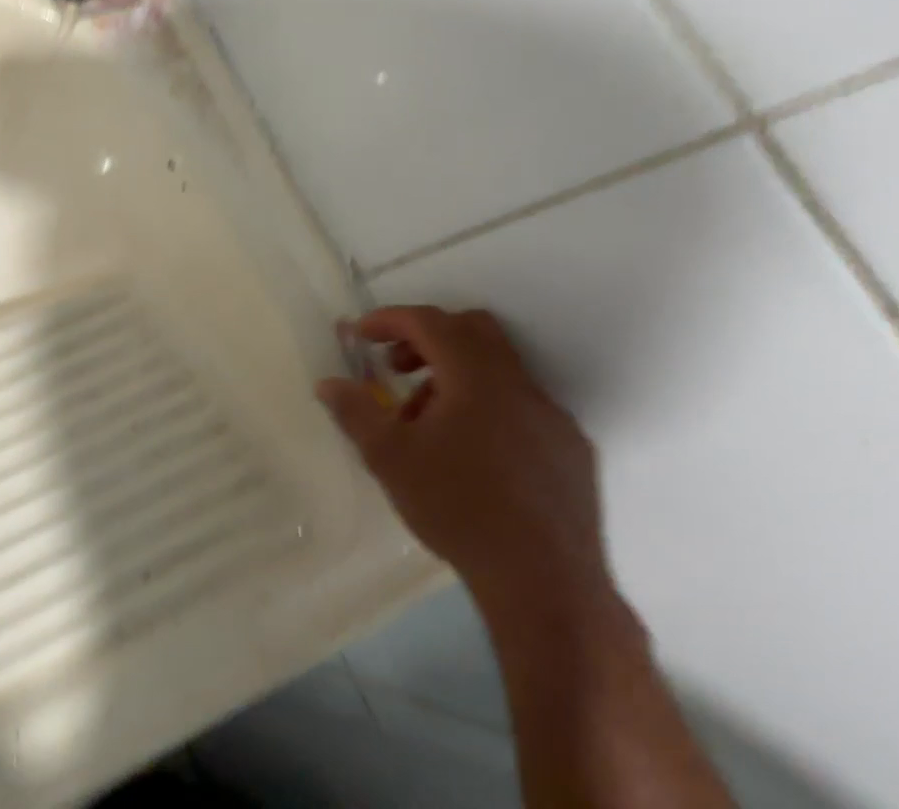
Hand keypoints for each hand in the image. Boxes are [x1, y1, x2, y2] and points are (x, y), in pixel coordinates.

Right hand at [317, 306, 609, 605]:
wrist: (543, 579)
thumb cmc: (456, 508)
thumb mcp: (389, 459)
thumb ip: (356, 413)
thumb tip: (329, 383)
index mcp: (478, 381)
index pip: (432, 323)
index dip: (391, 319)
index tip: (360, 334)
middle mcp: (521, 388)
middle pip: (475, 332)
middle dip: (426, 338)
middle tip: (393, 367)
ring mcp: (552, 418)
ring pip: (498, 371)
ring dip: (454, 377)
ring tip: (423, 423)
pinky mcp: (569, 450)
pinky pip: (520, 406)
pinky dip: (485, 407)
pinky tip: (467, 455)